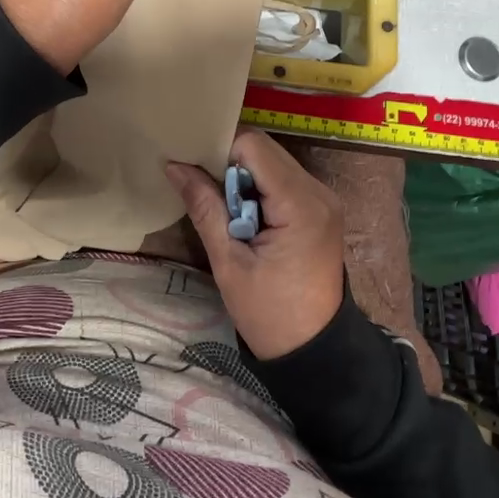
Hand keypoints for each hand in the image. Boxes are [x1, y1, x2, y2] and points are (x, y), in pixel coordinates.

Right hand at [165, 128, 344, 359]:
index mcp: (301, 204)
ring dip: (244, 176)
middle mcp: (319, 191)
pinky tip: (243, 213)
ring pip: (273, 161)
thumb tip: (175, 165)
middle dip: (230, 162)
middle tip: (203, 189)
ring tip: (222, 207)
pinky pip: (283, 179)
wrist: (315, 351)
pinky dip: (259, 186)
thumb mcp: (229, 262)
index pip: (253, 146)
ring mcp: (323, 199)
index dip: (220, 151)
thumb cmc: (269, 313)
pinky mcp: (321, 208)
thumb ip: (205, 207)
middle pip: (265, 149)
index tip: (196, 172)